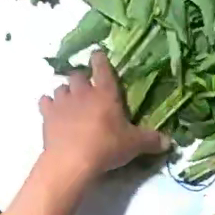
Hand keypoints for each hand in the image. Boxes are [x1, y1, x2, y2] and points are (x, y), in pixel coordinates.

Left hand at [39, 49, 168, 184]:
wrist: (72, 161)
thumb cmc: (106, 146)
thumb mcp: (134, 145)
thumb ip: (151, 140)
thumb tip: (169, 142)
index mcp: (106, 93)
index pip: (102, 68)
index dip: (100, 59)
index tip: (97, 54)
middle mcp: (82, 92)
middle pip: (77, 75)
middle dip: (80, 78)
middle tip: (85, 86)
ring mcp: (62, 102)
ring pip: (60, 87)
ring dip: (65, 91)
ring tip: (69, 100)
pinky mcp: (47, 115)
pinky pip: (45, 102)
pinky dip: (48, 104)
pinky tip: (51, 110)